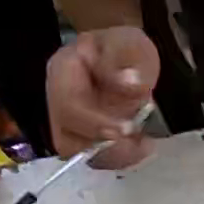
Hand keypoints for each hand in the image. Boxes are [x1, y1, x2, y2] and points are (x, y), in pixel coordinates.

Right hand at [46, 27, 159, 168]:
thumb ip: (123, 60)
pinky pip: (101, 160)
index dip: (94, 123)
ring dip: (116, 157)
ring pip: (83, 156)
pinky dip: (124, 158)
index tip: (127, 130)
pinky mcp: (90, 140)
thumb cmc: (123, 48)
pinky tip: (143, 145)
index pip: (68, 105)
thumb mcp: (126, 43)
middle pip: (67, 140)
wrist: (127, 59)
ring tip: (144, 145)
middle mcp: (59, 103)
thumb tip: (130, 83)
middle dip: (104, 148)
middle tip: (139, 145)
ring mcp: (73, 125)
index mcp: (62, 73)